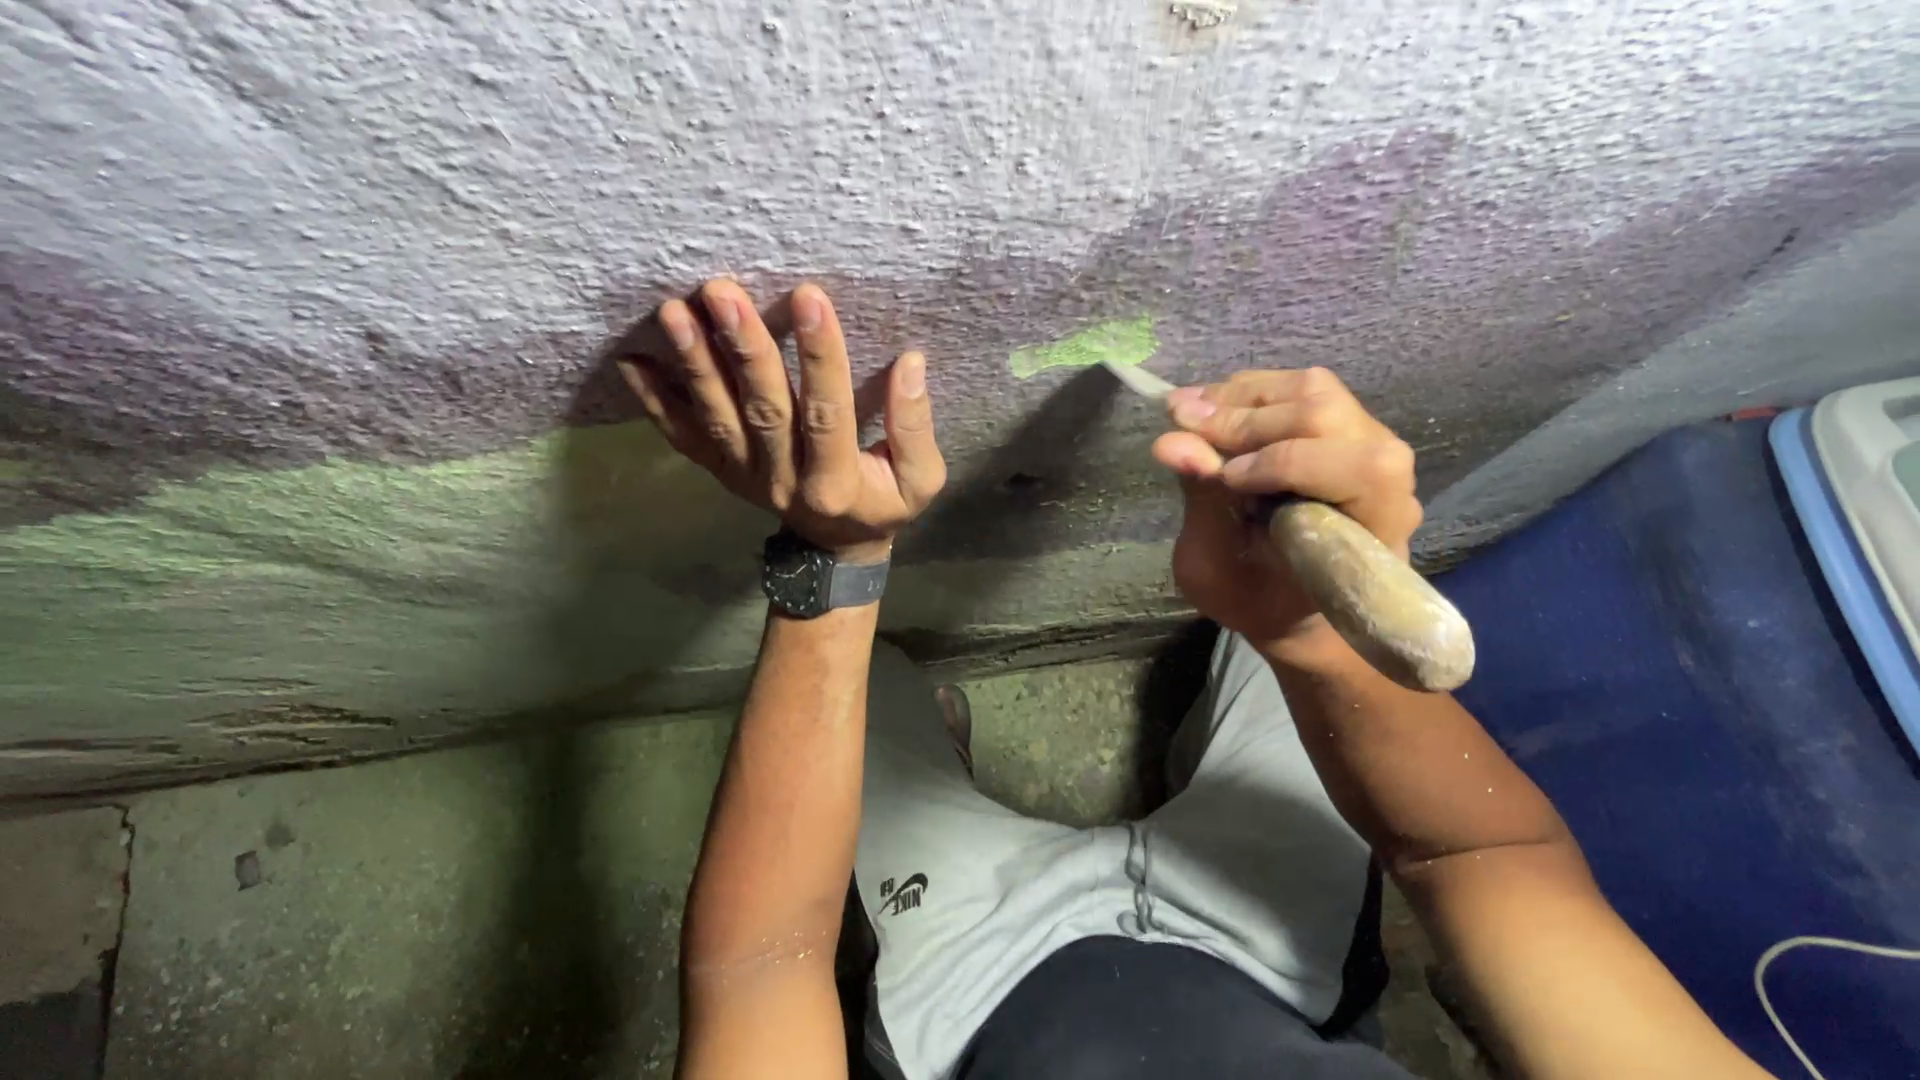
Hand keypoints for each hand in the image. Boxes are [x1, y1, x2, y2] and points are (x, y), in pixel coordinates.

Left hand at [618, 279, 945, 561]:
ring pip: (717, 418)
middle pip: (762, 410)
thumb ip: (916, 427)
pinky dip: (655, 401)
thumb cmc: (883, 504)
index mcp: (834, 482)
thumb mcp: (920, 480)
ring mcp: (743, 475)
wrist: (835, 547)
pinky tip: (632, 361)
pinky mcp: (720, 470)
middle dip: (743, 349)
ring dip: (694, 364)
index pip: (827, 413)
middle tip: (723, 293)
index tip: (810, 296)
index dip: (820, 356)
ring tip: (675, 312)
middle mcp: (782, 479)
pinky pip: (683, 437)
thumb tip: (910, 362)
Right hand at [1150, 367, 1420, 651]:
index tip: (1223, 479)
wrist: (1291, 604)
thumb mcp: (1217, 568)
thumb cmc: (1260, 599)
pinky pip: (1302, 389)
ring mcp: (1367, 441)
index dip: (1283, 462)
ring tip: (1190, 412)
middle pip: (1326, 414)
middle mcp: (1388, 474)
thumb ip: (1204, 504)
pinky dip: (1248, 393)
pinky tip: (1208, 408)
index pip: (1357, 468)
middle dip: (1248, 420)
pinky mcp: (1341, 425)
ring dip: (1244, 397)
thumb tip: (1169, 442)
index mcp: (1374, 526)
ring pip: (1314, 390)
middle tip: (1184, 424)